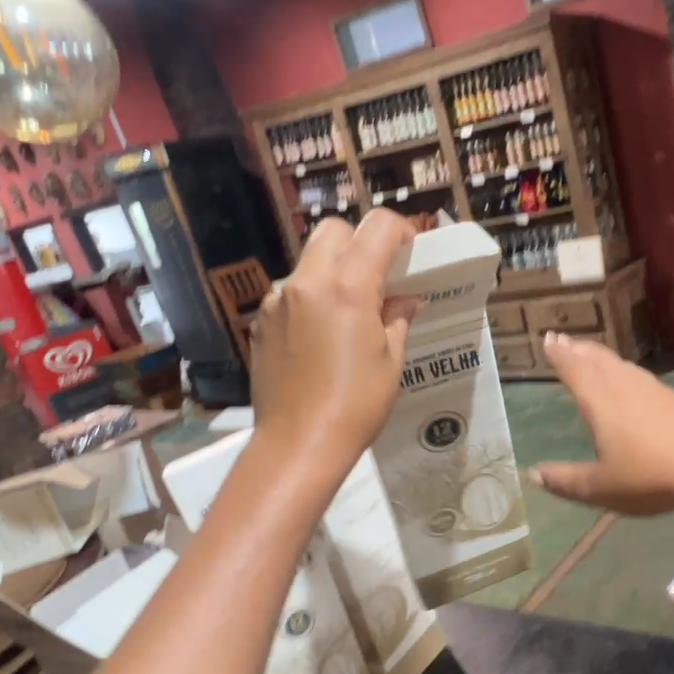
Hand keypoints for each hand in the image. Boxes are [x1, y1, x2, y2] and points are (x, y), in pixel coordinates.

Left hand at [250, 210, 417, 461]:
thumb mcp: (391, 361)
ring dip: (334, 272)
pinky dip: (312, 300)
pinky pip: (292, 294)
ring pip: (309, 262)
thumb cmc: (356, 405)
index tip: (411, 249)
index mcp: (346, 289)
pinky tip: (321, 337)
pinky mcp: (262, 322)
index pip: (376, 230)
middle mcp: (307, 284)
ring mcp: (278, 301)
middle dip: (360, 241)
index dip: (399, 230)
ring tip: (350, 313)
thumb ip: (397, 319)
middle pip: (333, 231)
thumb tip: (404, 300)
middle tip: (379, 275)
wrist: (298, 444)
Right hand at [532, 333, 673, 514]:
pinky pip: (638, 375)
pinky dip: (622, 370)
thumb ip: (565, 480)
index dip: (560, 355)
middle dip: (578, 349)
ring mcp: (653, 390)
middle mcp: (624, 386)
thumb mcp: (600, 487)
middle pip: (597, 360)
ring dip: (601, 357)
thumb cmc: (650, 476)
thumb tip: (533, 473)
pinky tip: (630, 381)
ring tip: (591, 355)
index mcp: (601, 401)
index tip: (548, 340)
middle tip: (564, 340)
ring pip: (620, 365)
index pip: (574, 370)